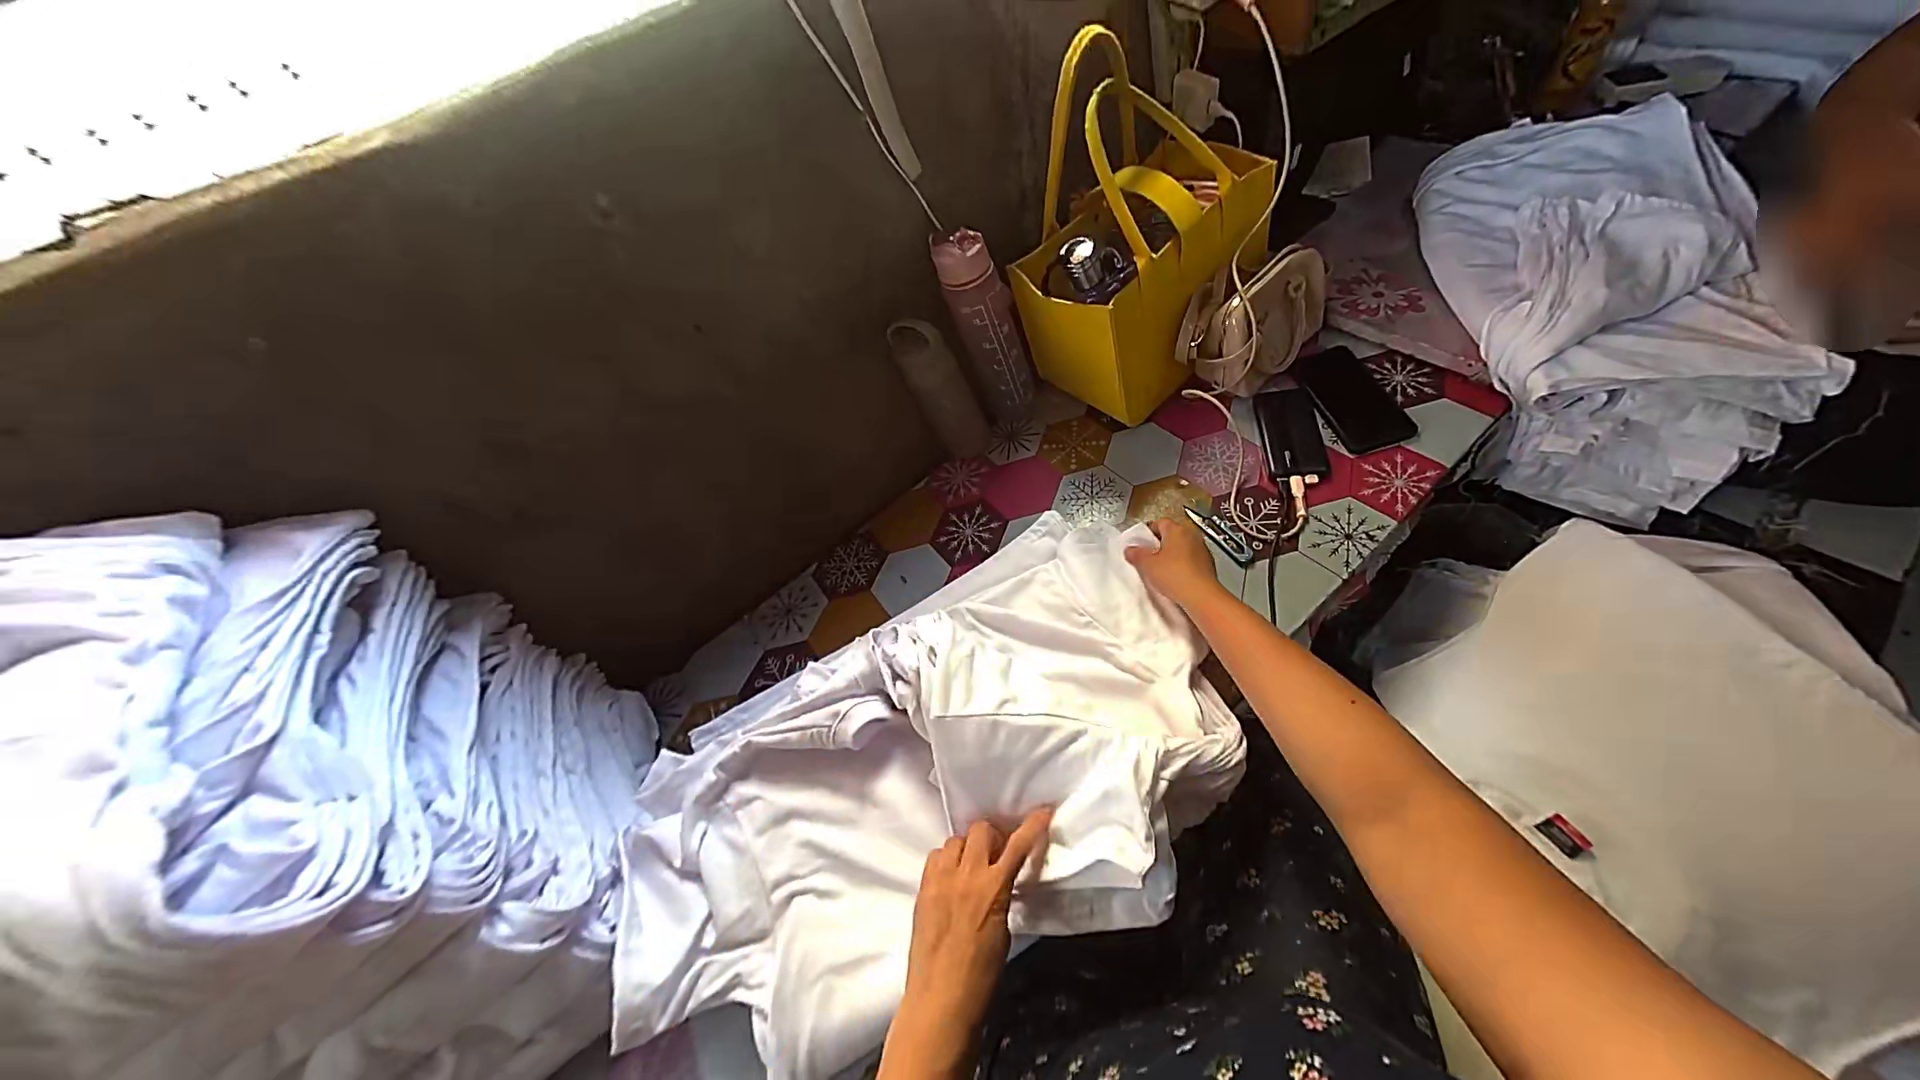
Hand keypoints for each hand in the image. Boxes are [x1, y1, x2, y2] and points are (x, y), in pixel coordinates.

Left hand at [879, 809, 1051, 1079]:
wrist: (941, 998)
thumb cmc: (981, 974)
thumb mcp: (1004, 929)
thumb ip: (1001, 895)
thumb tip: (999, 880)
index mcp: (992, 887)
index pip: (1017, 845)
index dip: (1032, 826)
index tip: (1043, 811)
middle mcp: (965, 874)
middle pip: (980, 830)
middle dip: (992, 836)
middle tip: (998, 852)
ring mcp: (939, 878)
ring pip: (955, 841)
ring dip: (967, 848)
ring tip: (972, 868)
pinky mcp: (922, 888)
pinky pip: (936, 857)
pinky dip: (946, 861)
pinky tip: (951, 878)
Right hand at [1125, 516, 1225, 609]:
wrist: (1200, 595)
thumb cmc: (1176, 575)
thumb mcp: (1146, 565)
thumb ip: (1136, 554)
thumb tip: (1131, 550)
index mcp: (1177, 529)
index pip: (1159, 523)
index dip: (1148, 533)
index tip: (1140, 544)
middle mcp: (1192, 536)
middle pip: (1171, 535)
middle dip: (1159, 545)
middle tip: (1147, 558)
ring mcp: (1201, 550)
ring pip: (1181, 548)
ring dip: (1171, 556)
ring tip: (1160, 571)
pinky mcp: (1207, 565)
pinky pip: (1190, 561)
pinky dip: (1181, 567)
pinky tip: (1173, 579)